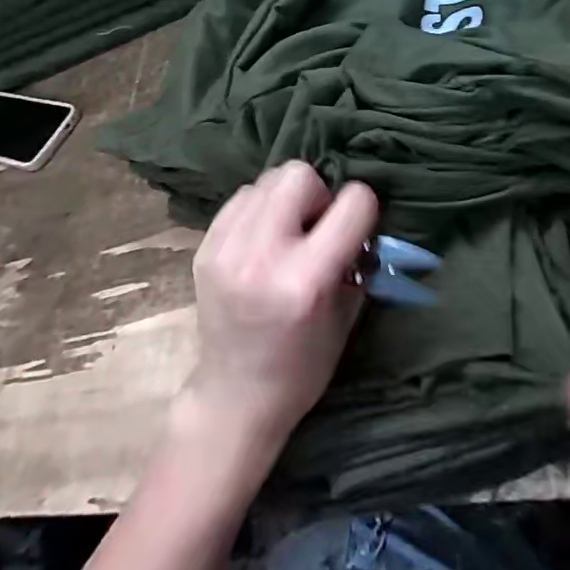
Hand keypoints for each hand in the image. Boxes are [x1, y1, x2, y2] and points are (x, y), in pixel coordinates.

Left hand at [181, 161, 376, 446]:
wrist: (235, 395)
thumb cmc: (303, 366)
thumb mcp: (346, 316)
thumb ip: (356, 260)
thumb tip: (360, 217)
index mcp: (305, 280)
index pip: (351, 204)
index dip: (363, 208)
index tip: (358, 225)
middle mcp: (262, 255)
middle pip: (298, 174)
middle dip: (318, 194)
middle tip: (316, 227)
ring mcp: (226, 249)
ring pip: (266, 181)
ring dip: (285, 200)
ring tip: (287, 234)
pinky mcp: (205, 248)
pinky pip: (240, 199)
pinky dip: (258, 210)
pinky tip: (262, 241)